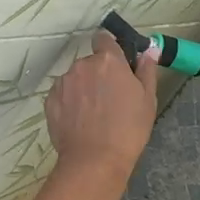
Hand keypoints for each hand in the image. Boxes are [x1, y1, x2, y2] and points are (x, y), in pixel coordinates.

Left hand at [45, 32, 157, 177]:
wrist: (95, 160)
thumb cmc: (128, 129)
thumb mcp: (148, 99)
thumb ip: (147, 69)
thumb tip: (149, 50)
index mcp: (108, 60)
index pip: (104, 39)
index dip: (110, 49)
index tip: (117, 65)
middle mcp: (81, 65)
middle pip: (90, 62)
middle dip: (98, 74)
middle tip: (111, 99)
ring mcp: (63, 83)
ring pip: (75, 79)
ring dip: (83, 88)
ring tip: (94, 114)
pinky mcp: (50, 101)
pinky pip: (62, 95)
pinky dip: (70, 103)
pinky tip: (80, 122)